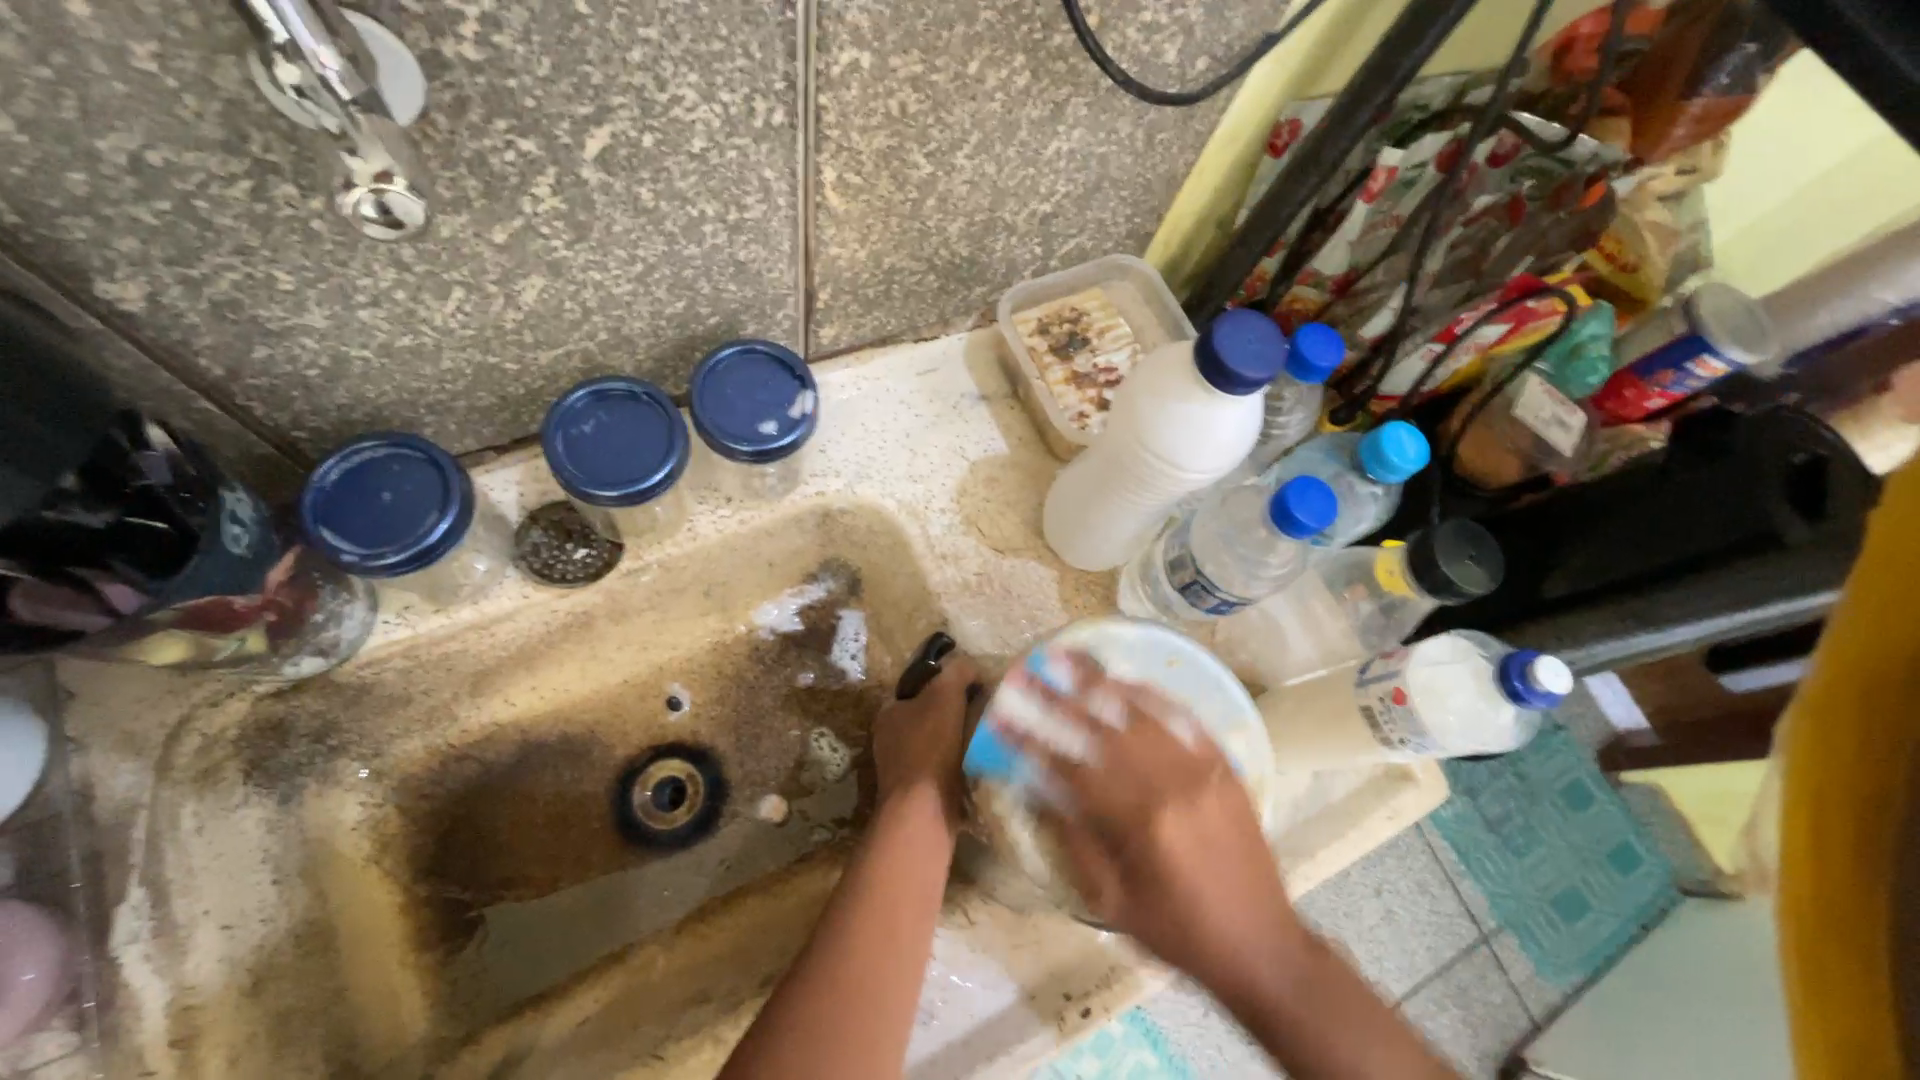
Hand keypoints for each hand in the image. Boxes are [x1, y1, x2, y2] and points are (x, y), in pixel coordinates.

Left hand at [871, 652, 980, 838]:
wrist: (924, 810)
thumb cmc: (931, 746)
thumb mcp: (945, 694)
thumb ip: (957, 671)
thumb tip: (970, 666)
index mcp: (889, 712)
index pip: (919, 687)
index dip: (946, 683)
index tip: (972, 688)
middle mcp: (891, 739)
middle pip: (930, 716)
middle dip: (956, 713)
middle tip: (984, 712)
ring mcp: (903, 769)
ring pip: (939, 744)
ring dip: (961, 740)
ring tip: (987, 738)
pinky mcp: (919, 793)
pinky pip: (944, 769)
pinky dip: (960, 765)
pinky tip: (979, 763)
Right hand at [1000, 653, 1307, 996]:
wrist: (1261, 944)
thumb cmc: (1178, 932)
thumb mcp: (1112, 901)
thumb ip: (1075, 840)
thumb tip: (1039, 789)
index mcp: (1138, 822)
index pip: (1071, 769)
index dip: (1031, 742)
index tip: (1000, 717)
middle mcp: (1170, 784)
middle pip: (1102, 730)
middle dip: (1057, 699)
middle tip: (1026, 672)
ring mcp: (1202, 770)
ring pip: (1143, 713)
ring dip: (1101, 683)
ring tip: (1070, 658)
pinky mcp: (1225, 767)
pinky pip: (1186, 719)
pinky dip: (1153, 696)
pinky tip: (1127, 681)